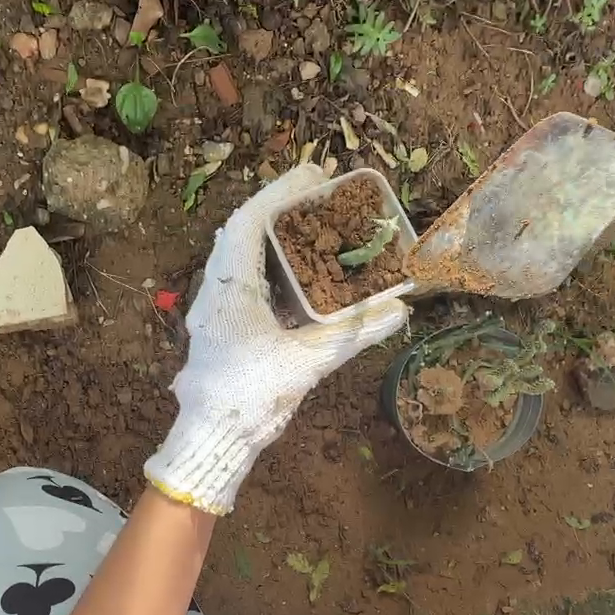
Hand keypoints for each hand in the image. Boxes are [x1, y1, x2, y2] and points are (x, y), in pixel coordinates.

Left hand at [146, 164, 407, 513]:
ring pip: (241, 253)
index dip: (280, 193)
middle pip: (244, 231)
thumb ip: (355, 333)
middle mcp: (216, 289)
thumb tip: (401, 310)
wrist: (213, 439)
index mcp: (228, 288)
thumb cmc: (251, 396)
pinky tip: (299, 268)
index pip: (248, 222)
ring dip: (274, 233)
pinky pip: (245, 278)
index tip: (313, 175)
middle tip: (320, 190)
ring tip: (313, 220)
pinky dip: (272, 263)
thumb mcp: (307, 361)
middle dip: (280, 206)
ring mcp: (215, 306)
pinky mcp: (222, 323)